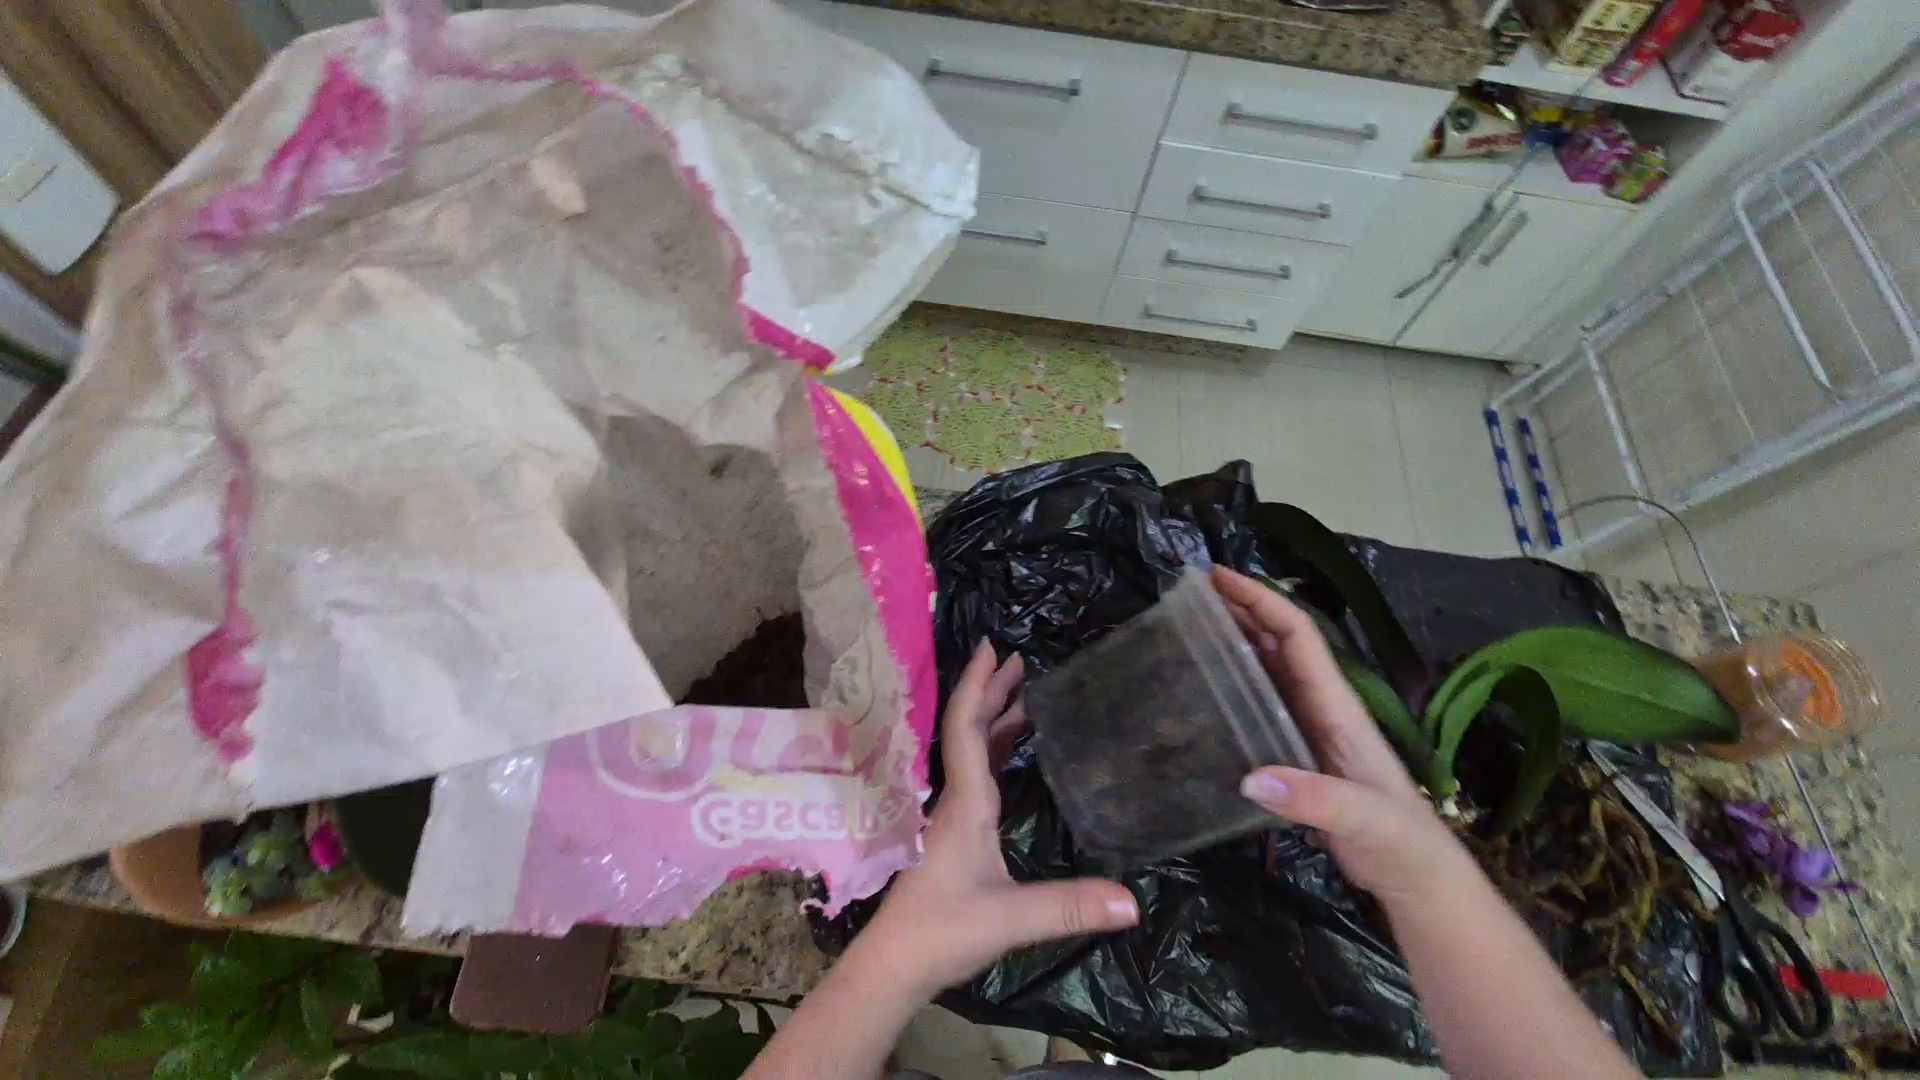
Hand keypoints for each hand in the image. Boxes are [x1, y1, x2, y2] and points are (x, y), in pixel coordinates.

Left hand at [855, 641, 1139, 999]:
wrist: (893, 964)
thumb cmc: (943, 931)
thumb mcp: (1010, 917)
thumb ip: (1069, 907)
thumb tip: (1134, 901)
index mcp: (965, 802)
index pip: (967, 728)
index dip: (977, 685)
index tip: (991, 647)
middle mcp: (956, 799)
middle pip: (968, 730)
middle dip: (991, 692)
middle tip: (1018, 662)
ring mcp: (952, 817)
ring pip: (971, 753)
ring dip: (994, 720)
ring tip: (1024, 696)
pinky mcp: (954, 836)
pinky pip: (976, 777)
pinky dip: (993, 752)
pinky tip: (1010, 755)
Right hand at [1213, 566, 1475, 903]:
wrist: (1419, 877)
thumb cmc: (1400, 843)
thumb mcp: (1364, 822)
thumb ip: (1315, 800)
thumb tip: (1251, 778)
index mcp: (1336, 705)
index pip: (1297, 635)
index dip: (1260, 599)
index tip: (1218, 577)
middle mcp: (1321, 703)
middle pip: (1279, 638)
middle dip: (1242, 605)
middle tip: (1192, 589)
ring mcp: (1310, 724)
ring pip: (1270, 664)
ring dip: (1237, 634)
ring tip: (1192, 619)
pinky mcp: (1297, 748)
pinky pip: (1263, 697)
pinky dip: (1236, 675)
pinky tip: (1208, 680)